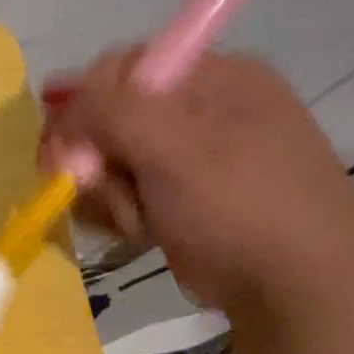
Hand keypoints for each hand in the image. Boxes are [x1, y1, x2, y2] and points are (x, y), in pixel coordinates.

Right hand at [41, 49, 353, 314]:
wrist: (291, 281)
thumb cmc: (241, 208)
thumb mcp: (177, 150)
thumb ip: (117, 112)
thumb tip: (62, 92)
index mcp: (211, 78)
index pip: (116, 71)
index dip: (82, 110)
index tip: (70, 156)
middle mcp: (196, 107)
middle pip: (104, 119)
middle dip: (90, 161)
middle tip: (100, 192)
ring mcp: (185, 154)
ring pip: (104, 162)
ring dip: (101, 196)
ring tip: (132, 221)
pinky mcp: (174, 194)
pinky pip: (118, 192)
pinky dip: (113, 213)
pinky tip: (134, 231)